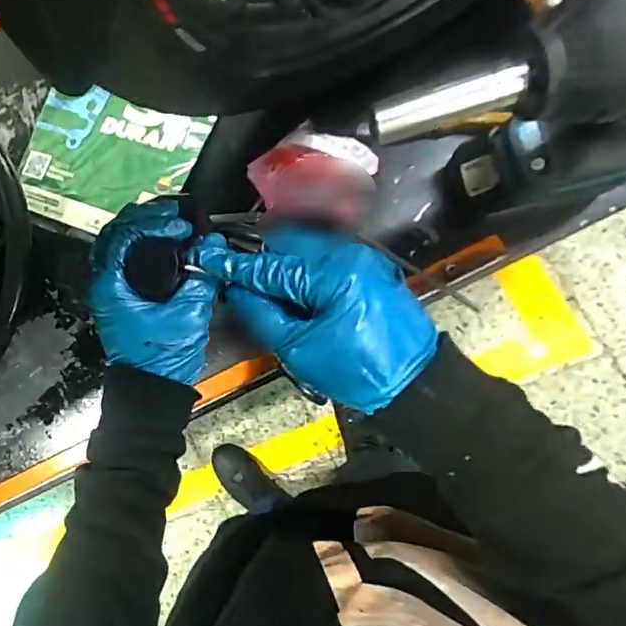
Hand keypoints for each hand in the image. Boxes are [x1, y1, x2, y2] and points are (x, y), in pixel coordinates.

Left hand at [88, 201, 224, 385]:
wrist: (151, 388)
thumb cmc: (164, 356)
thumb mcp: (188, 315)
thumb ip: (202, 277)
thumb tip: (212, 243)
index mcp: (111, 285)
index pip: (123, 234)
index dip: (153, 221)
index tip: (181, 226)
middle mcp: (103, 282)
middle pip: (117, 231)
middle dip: (148, 217)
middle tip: (177, 215)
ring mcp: (109, 287)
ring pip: (119, 242)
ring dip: (144, 227)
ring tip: (173, 223)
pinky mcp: (119, 294)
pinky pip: (125, 257)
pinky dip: (143, 244)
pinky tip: (166, 242)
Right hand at [193, 226, 437, 412]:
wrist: (414, 383)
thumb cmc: (359, 370)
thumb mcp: (298, 348)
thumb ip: (263, 314)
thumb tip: (239, 291)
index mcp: (331, 272)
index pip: (270, 264)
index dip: (236, 265)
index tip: (211, 258)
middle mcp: (348, 254)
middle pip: (287, 243)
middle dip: (259, 258)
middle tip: (238, 276)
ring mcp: (362, 258)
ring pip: (306, 248)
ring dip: (281, 263)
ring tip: (265, 289)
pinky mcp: (368, 268)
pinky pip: (325, 257)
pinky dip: (303, 268)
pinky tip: (294, 291)